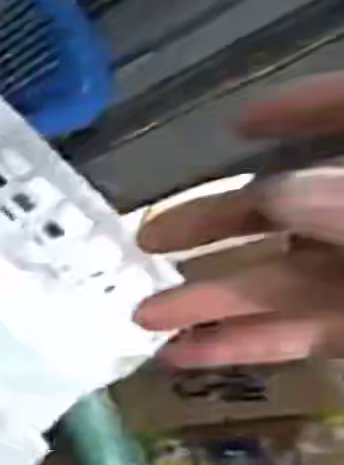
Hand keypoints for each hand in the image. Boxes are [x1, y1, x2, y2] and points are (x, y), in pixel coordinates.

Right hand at [134, 72, 343, 367]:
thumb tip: (276, 191)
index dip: (322, 108)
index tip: (242, 122)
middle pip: (323, 201)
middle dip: (232, 222)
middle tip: (151, 239)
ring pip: (304, 276)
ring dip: (219, 297)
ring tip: (142, 315)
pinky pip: (314, 331)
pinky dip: (248, 344)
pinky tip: (183, 356)